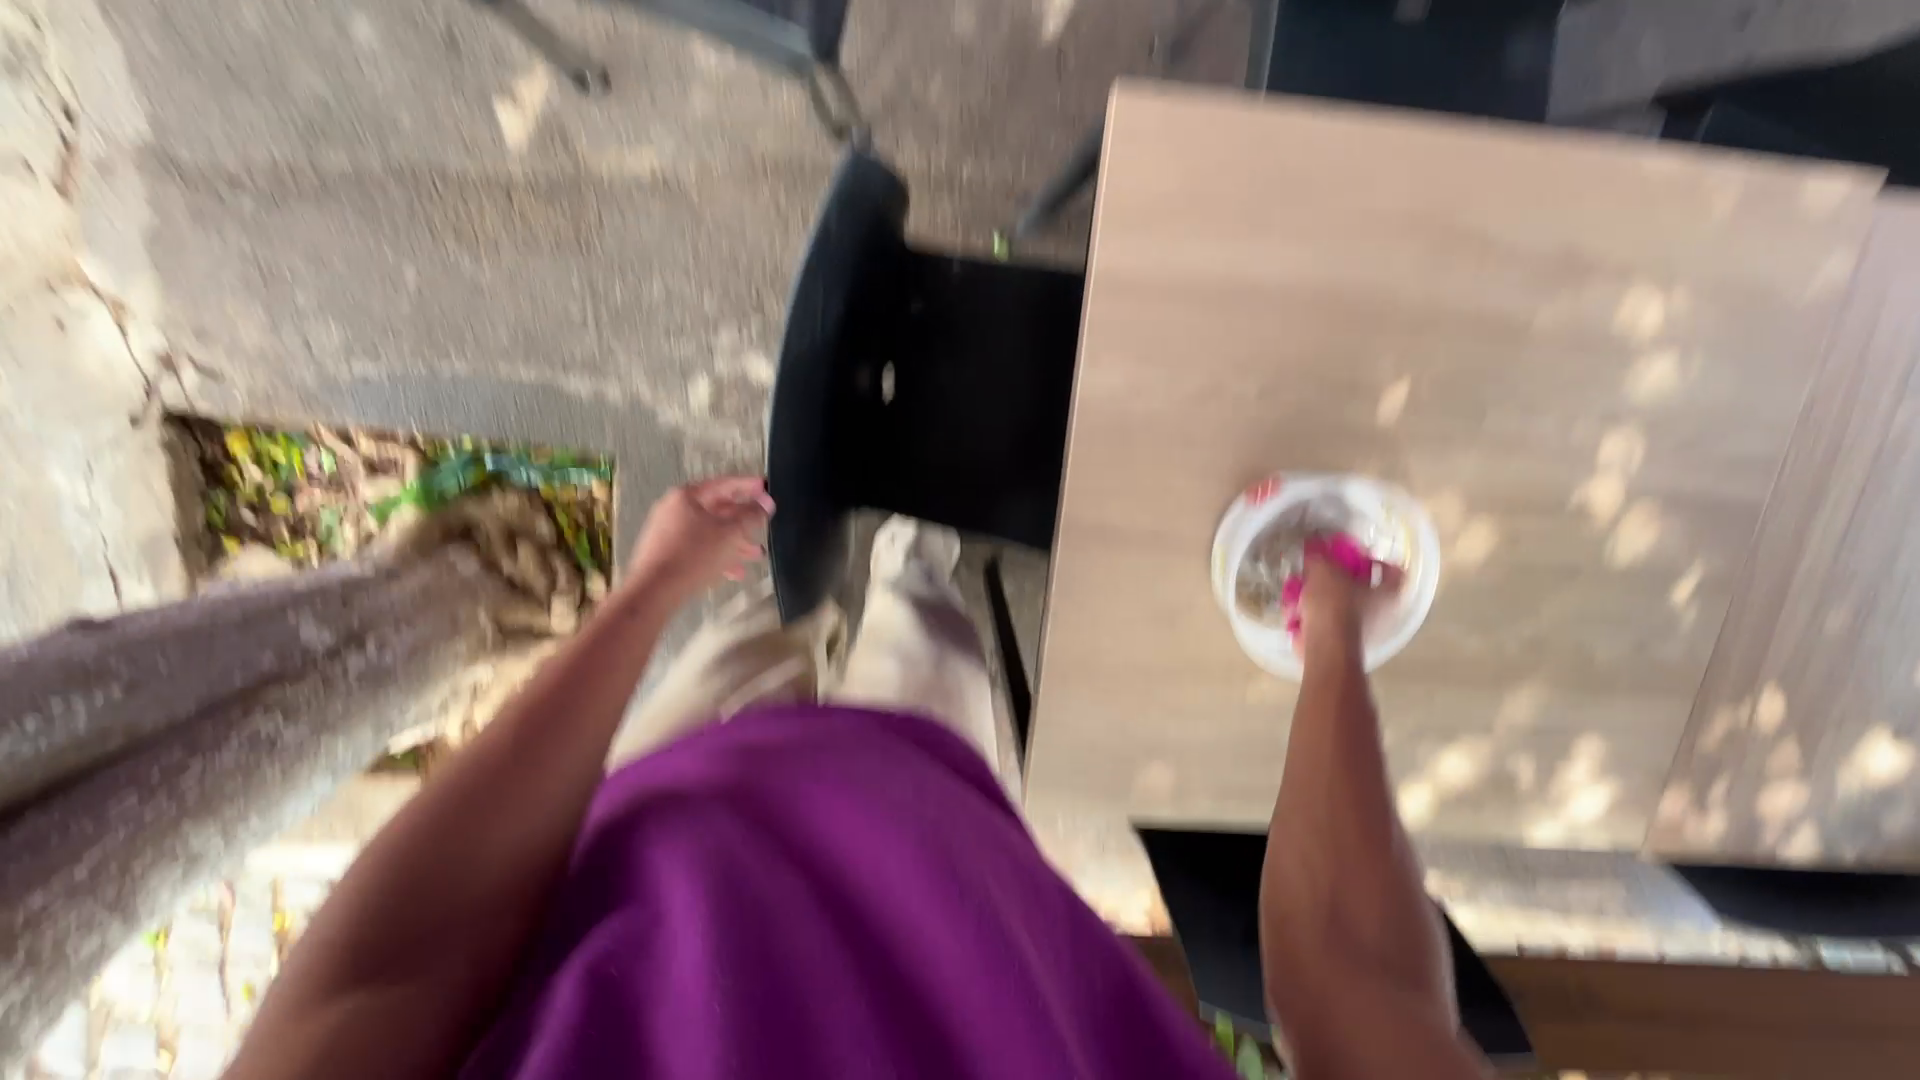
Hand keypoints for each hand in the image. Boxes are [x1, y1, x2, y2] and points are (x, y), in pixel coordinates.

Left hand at [626, 475, 773, 601]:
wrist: (654, 591)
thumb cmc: (694, 555)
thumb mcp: (732, 533)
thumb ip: (752, 515)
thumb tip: (766, 502)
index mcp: (687, 497)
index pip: (725, 485)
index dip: (749, 486)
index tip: (765, 487)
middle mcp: (674, 509)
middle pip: (717, 511)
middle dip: (744, 523)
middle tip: (763, 527)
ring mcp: (667, 532)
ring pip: (709, 533)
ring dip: (734, 543)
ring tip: (755, 556)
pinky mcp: (665, 553)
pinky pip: (697, 549)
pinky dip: (717, 556)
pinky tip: (733, 572)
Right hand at [1296, 550, 1401, 655]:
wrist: (1325, 645)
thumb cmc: (1334, 603)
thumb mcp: (1323, 569)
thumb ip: (1319, 555)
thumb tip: (1314, 545)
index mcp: (1389, 592)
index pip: (1394, 570)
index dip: (1376, 560)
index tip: (1356, 557)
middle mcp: (1384, 613)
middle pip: (1363, 589)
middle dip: (1337, 581)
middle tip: (1319, 574)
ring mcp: (1365, 631)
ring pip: (1342, 607)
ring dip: (1319, 600)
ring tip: (1299, 596)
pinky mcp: (1345, 644)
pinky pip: (1329, 624)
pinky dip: (1313, 618)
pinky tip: (1296, 615)